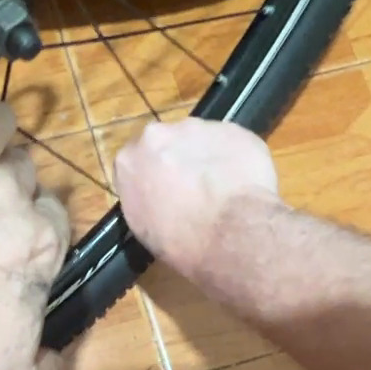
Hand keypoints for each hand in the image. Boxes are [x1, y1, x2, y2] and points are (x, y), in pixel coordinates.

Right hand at [112, 118, 280, 275]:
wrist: (234, 230)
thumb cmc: (183, 241)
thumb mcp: (146, 231)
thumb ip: (145, 203)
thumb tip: (158, 202)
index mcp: (128, 161)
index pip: (134, 165)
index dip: (151, 180)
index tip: (163, 196)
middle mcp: (157, 136)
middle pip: (164, 144)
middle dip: (176, 162)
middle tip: (192, 191)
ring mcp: (196, 128)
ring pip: (198, 140)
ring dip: (206, 158)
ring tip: (222, 188)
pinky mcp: (231, 128)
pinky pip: (229, 142)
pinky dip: (233, 158)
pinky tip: (241, 182)